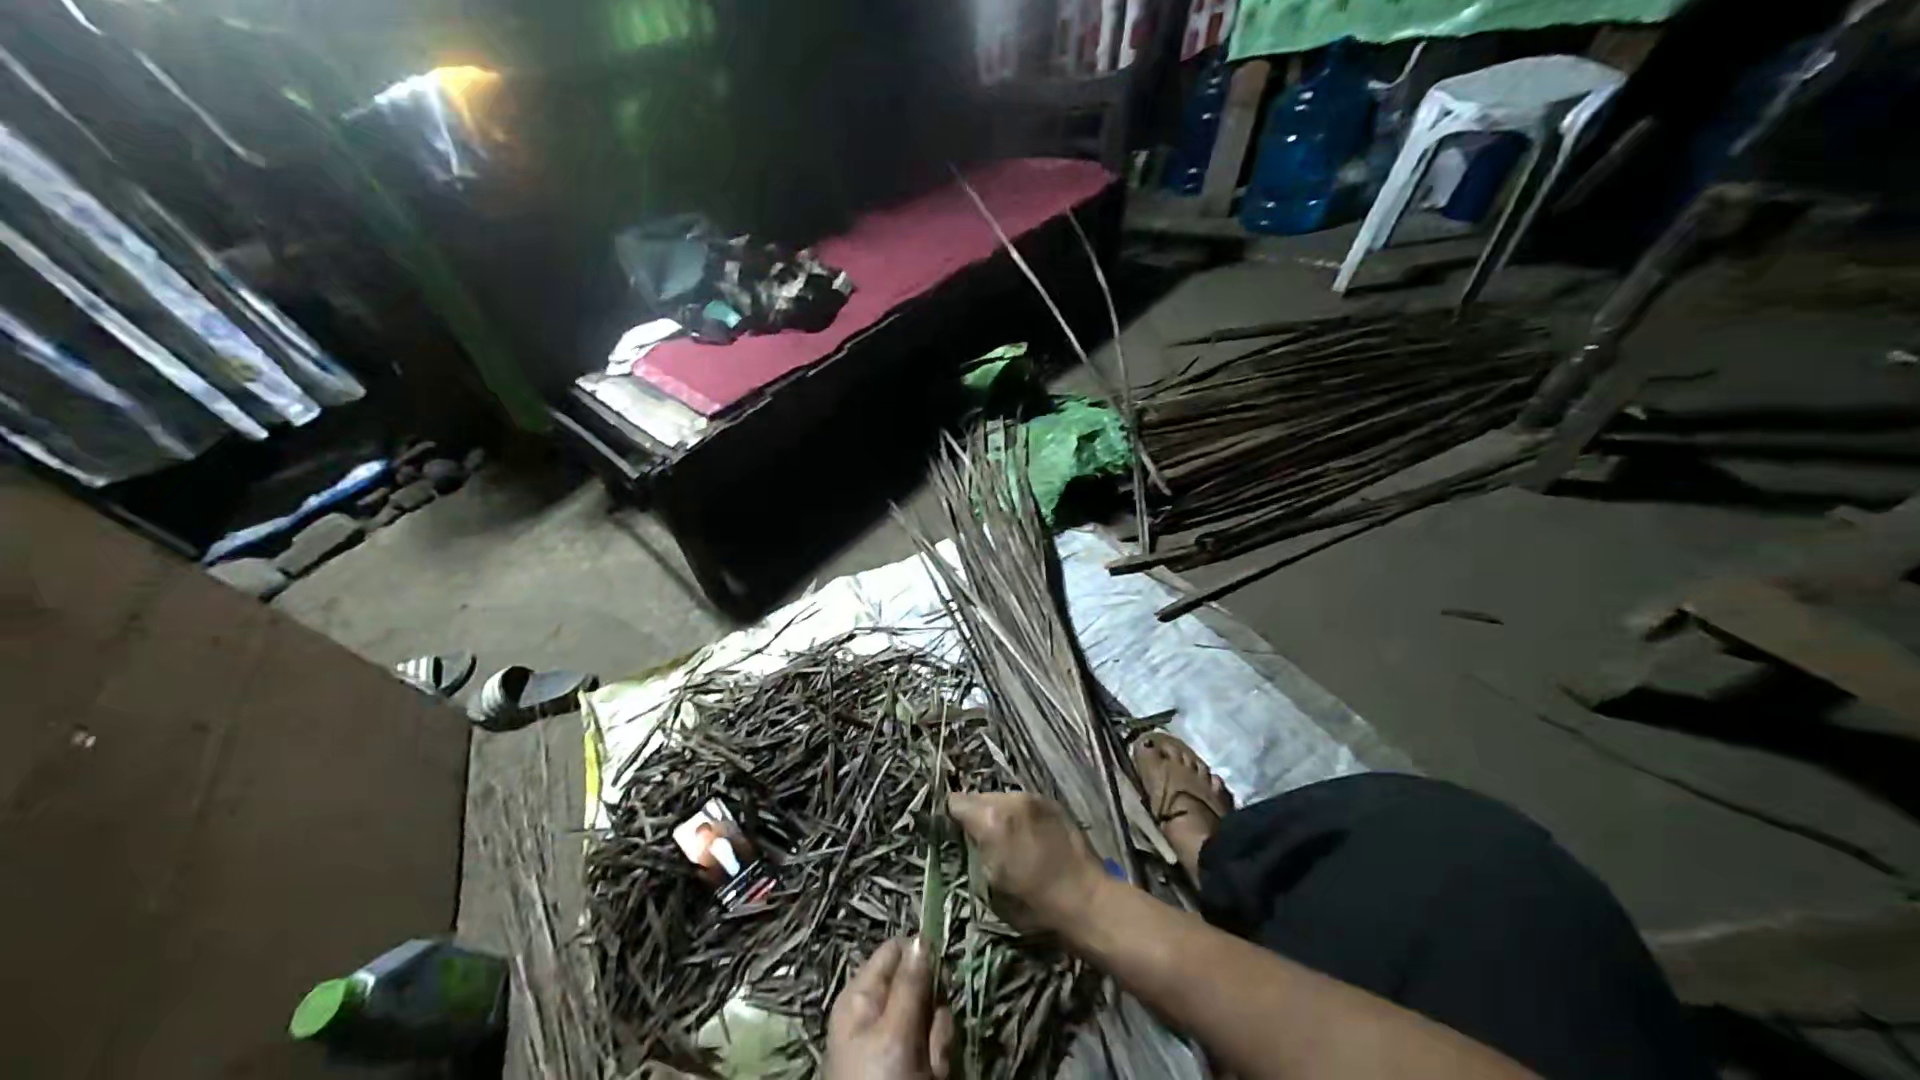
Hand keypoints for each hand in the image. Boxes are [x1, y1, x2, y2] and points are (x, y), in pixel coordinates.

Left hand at [827, 938, 952, 1079]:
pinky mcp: (917, 1066)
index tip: (939, 972)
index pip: (895, 951)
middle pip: (924, 986)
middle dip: (934, 1013)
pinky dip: (941, 1066)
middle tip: (926, 1039)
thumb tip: (921, 936)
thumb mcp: (893, 1034)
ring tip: (927, 1072)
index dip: (921, 956)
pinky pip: (940, 1049)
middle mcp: (880, 1012)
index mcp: (861, 996)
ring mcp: (899, 1041)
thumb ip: (910, 984)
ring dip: (939, 1044)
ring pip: (937, 1020)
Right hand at [946, 792, 1105, 933]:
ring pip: (1003, 798)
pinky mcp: (1053, 802)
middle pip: (979, 797)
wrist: (1086, 900)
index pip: (956, 802)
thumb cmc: (1033, 903)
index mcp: (990, 819)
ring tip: (1008, 839)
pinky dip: (1020, 816)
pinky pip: (1024, 804)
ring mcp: (1034, 798)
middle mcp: (1011, 800)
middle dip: (977, 815)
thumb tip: (967, 837)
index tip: (955, 834)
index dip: (952, 818)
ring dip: (1000, 814)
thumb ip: (974, 850)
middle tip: (982, 841)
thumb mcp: (989, 883)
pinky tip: (1029, 836)